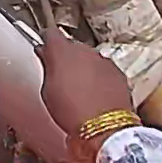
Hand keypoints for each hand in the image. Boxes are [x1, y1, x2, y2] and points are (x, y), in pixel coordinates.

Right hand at [39, 31, 135, 154]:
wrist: (104, 128)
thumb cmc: (71, 111)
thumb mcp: (47, 91)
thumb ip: (47, 68)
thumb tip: (47, 59)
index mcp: (62, 51)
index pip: (50, 33)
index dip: (46, 40)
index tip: (44, 48)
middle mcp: (84, 50)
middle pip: (72, 45)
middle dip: (66, 56)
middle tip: (59, 74)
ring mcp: (103, 60)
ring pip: (89, 57)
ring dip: (84, 67)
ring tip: (78, 87)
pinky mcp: (118, 73)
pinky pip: (104, 70)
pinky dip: (99, 77)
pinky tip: (94, 93)